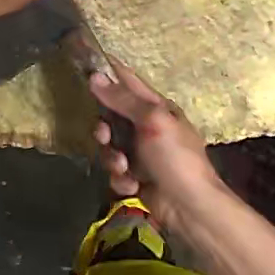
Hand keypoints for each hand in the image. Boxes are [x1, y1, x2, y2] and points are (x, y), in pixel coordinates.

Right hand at [89, 58, 222, 229]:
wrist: (191, 208)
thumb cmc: (177, 158)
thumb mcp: (153, 122)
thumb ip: (123, 100)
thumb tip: (95, 76)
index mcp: (157, 108)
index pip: (128, 81)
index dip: (107, 72)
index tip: (84, 66)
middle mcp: (147, 127)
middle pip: (111, 117)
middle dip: (104, 128)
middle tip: (104, 136)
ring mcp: (141, 153)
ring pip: (110, 147)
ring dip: (113, 158)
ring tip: (125, 169)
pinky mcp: (136, 176)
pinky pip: (115, 171)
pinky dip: (121, 179)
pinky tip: (133, 186)